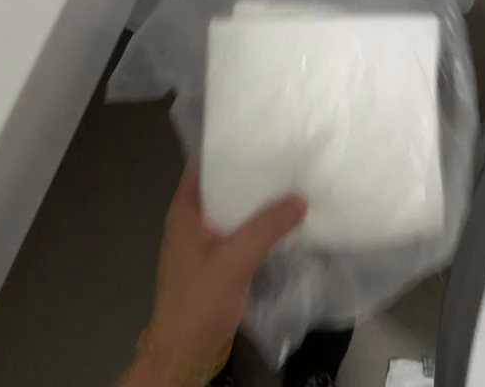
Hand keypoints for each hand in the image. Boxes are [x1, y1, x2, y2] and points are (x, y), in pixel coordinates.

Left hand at [120, 166, 306, 386]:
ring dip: (256, 200)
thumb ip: (267, 227)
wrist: (183, 354)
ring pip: (233, 209)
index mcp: (185, 209)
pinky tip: (283, 220)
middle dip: (250, 171)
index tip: (259, 131)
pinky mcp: (216, 262)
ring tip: (289, 181)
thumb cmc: (198, 300)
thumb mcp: (235, 259)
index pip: (204, 163)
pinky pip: (239, 231)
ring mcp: (203, 242)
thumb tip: (301, 198)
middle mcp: (192, 220)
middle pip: (222, 184)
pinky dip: (258, 223)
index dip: (227, 145)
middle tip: (284, 153)